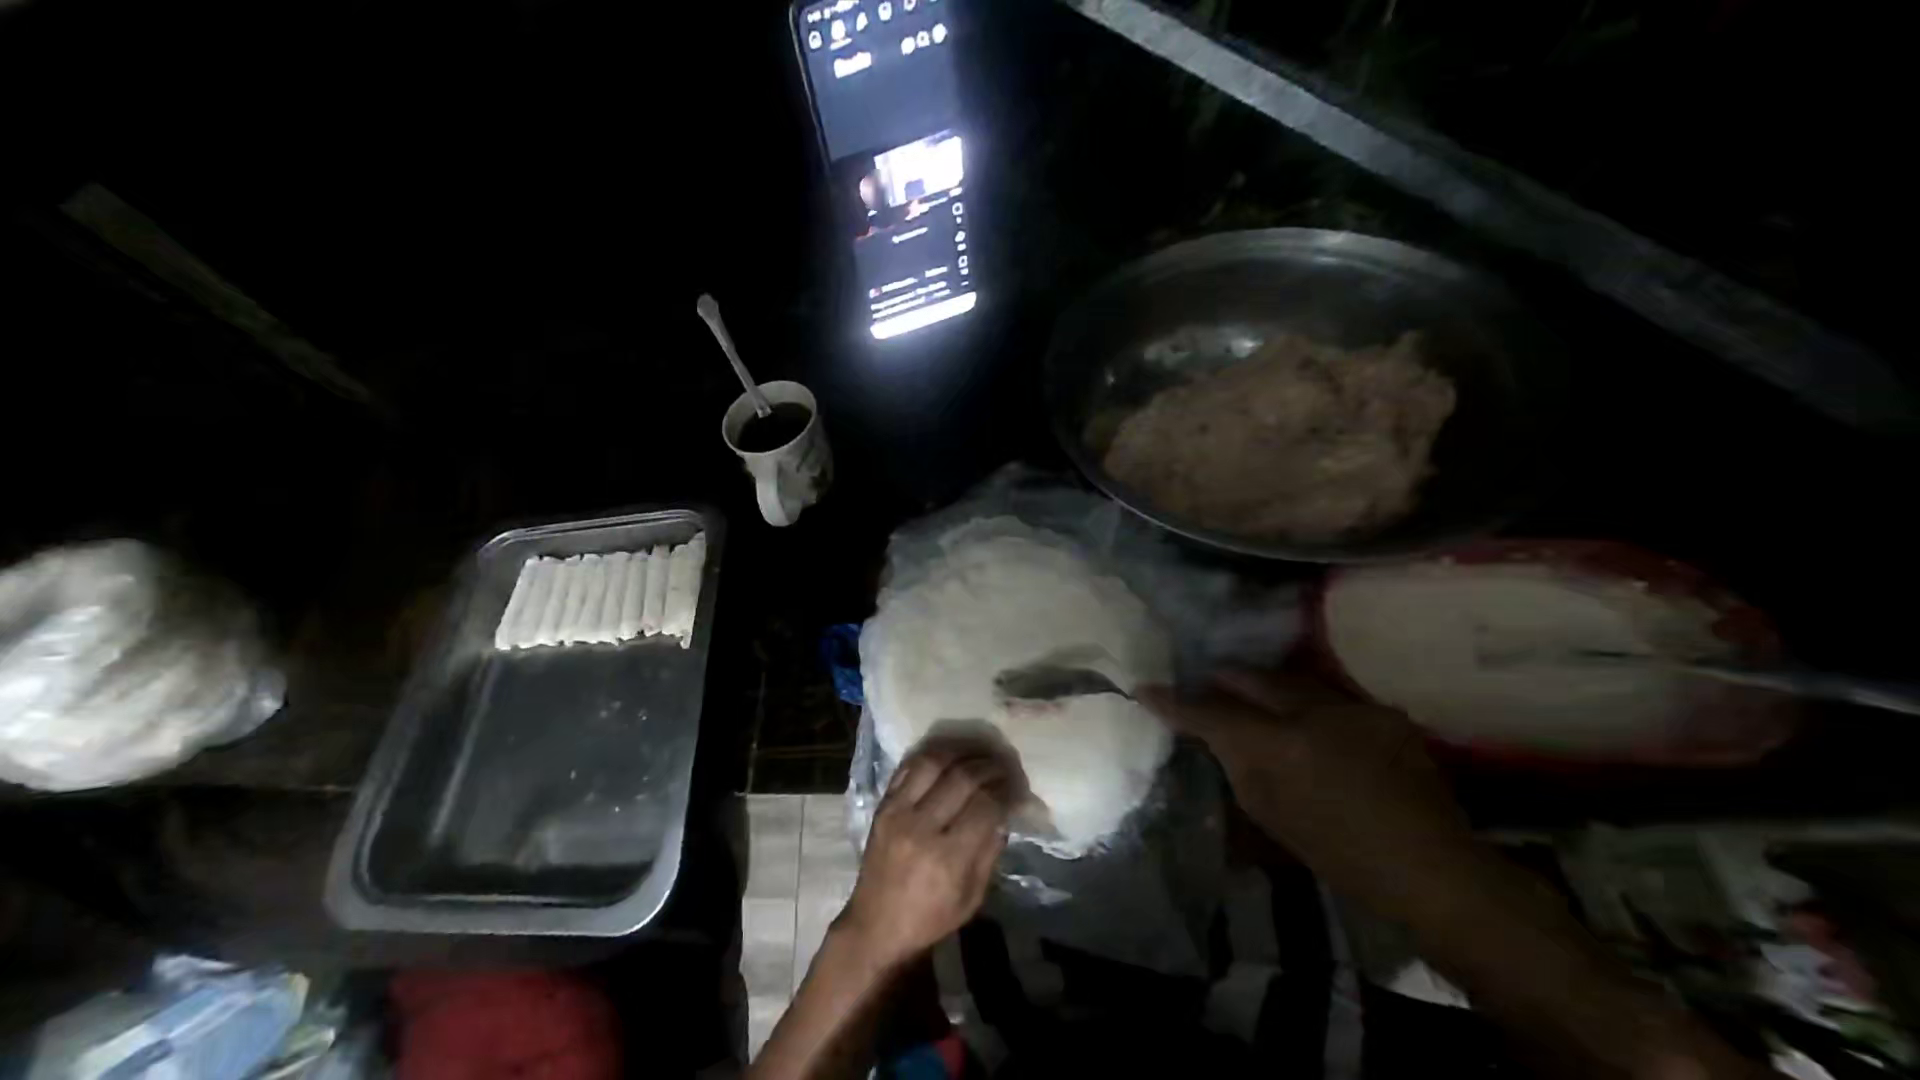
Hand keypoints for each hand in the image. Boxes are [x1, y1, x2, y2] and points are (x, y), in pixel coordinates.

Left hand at [838, 743, 1014, 970]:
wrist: (876, 926)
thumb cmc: (931, 917)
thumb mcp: (973, 895)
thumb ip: (991, 849)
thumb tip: (1007, 809)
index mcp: (948, 858)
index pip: (986, 805)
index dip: (1007, 790)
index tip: (1018, 785)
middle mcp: (921, 827)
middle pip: (963, 777)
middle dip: (990, 766)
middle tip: (1004, 765)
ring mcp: (897, 812)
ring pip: (934, 762)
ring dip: (961, 751)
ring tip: (979, 753)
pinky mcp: (883, 805)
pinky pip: (908, 767)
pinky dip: (932, 755)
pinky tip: (950, 755)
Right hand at [1137, 671, 1477, 903]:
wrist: (1430, 867)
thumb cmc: (1339, 854)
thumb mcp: (1271, 815)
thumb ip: (1238, 765)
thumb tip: (1218, 737)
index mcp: (1279, 747)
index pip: (1212, 713)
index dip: (1175, 701)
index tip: (1145, 689)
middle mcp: (1313, 713)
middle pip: (1250, 678)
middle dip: (1220, 679)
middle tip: (1202, 685)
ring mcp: (1351, 707)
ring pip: (1290, 679)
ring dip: (1262, 686)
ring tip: (1246, 693)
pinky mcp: (1380, 710)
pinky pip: (1326, 695)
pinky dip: (1303, 702)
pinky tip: (1304, 719)